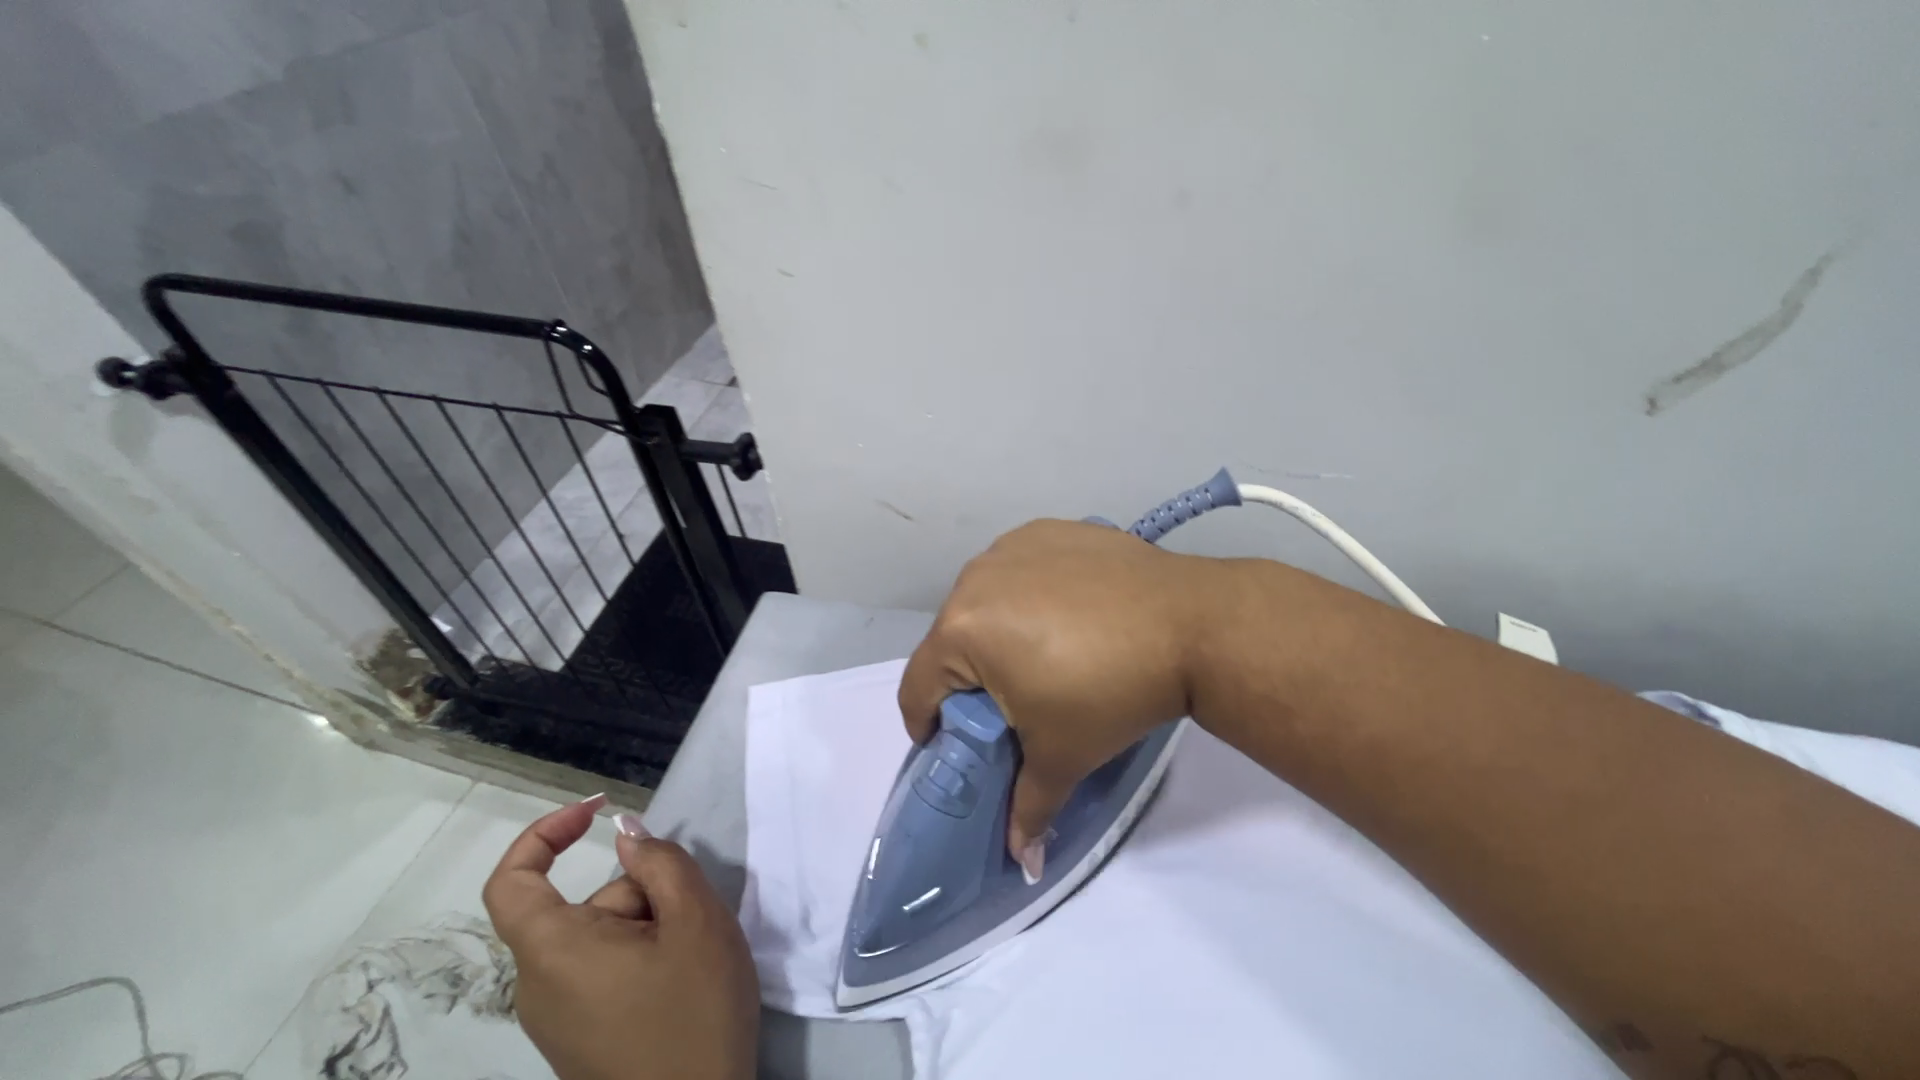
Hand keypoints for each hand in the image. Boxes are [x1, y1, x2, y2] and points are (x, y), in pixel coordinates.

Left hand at [482, 796, 758, 1079]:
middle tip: (692, 919)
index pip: (512, 879)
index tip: (598, 811)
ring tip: (694, 958)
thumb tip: (625, 835)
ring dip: (646, 928)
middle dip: (638, 896)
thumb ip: (661, 863)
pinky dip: (640, 959)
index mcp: (552, 951)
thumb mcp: (696, 921)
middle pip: (579, 908)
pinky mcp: (578, 1040)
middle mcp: (538, 985)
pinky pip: (600, 973)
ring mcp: (557, 1019)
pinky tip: (681, 984)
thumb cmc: (693, 1013)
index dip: (545, 833)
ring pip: (597, 940)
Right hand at [897, 519, 1221, 878]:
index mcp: (961, 631)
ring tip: (1047, 656)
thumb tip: (1022, 863)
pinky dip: (1032, 593)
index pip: (916, 689)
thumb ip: (1029, 808)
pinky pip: (1021, 569)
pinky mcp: (1050, 529)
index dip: (929, 727)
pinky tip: (1072, 613)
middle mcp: (974, 579)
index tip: (957, 745)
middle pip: (950, 643)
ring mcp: (1013, 547)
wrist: (1192, 624)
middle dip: (969, 679)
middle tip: (1012, 706)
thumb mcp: (1063, 756)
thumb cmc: (1113, 692)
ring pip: (984, 602)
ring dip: (998, 632)